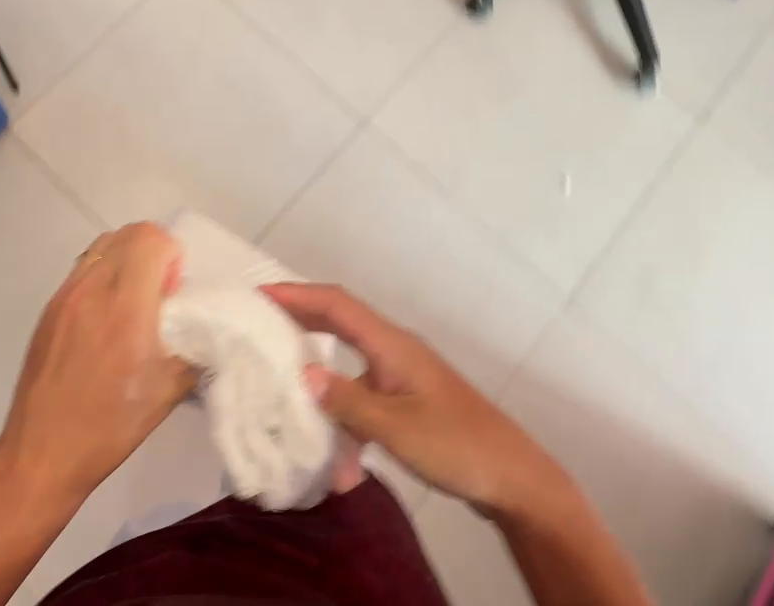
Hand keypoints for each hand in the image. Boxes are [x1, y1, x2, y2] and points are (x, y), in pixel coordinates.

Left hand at [0, 223, 196, 508]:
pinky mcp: (48, 308)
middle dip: (153, 252)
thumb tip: (209, 322)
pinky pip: (83, 269)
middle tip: (160, 294)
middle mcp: (92, 288)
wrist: (43, 452)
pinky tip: (106, 320)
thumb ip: (195, 343)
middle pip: (127, 234)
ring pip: (102, 246)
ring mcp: (64, 295)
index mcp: (126, 305)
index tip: (175, 291)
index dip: (172, 256)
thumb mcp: (170, 389)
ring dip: (126, 260)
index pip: (151, 239)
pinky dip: (103, 276)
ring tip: (133, 303)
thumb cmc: (111, 425)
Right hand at [262, 283, 573, 523]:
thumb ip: (347, 401)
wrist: (515, 479)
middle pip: (339, 324)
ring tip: (288, 402)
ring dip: (323, 389)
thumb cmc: (457, 445)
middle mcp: (395, 351)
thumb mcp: (395, 427)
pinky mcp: (409, 403)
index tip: (258, 295)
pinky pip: (365, 401)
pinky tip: (340, 465)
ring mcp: (403, 377)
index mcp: (392, 345)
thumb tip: (303, 374)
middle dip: (300, 323)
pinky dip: (347, 422)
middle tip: (258, 329)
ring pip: (349, 370)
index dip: (296, 294)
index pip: (336, 304)